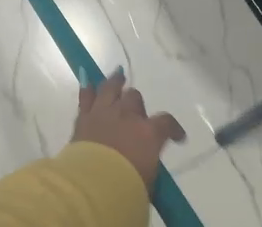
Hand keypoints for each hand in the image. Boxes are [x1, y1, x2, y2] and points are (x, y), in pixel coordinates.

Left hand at [70, 69, 186, 189]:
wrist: (96, 182)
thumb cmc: (127, 185)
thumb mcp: (149, 179)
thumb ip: (149, 163)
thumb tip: (145, 163)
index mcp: (148, 132)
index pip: (166, 122)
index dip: (174, 128)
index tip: (177, 136)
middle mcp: (127, 115)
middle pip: (134, 98)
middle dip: (136, 105)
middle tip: (136, 116)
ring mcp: (104, 112)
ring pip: (110, 88)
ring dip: (115, 82)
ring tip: (118, 76)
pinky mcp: (84, 116)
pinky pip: (85, 96)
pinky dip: (87, 90)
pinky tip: (87, 82)